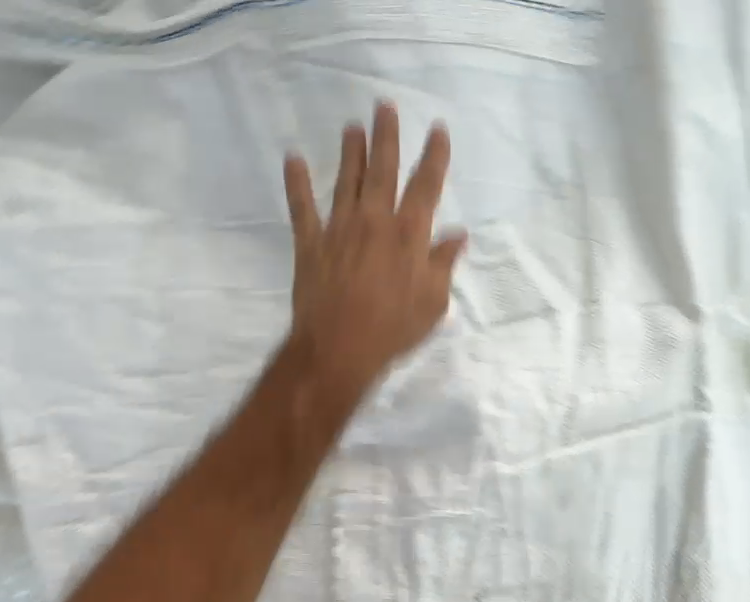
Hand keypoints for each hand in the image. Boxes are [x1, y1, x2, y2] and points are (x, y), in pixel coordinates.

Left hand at [282, 102, 465, 391]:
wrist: (339, 349)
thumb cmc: (393, 330)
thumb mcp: (433, 303)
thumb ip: (443, 265)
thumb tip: (457, 236)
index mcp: (409, 234)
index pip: (426, 186)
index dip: (434, 156)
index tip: (438, 129)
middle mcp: (374, 220)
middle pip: (383, 169)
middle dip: (386, 135)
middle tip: (384, 106)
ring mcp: (339, 229)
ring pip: (347, 180)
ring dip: (351, 151)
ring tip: (352, 127)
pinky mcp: (310, 243)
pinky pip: (302, 207)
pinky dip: (296, 183)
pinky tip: (292, 159)